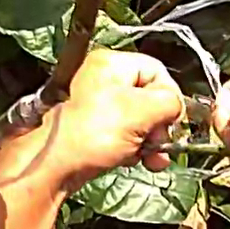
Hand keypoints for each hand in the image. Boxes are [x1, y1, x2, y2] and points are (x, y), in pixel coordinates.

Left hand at [0, 50, 183, 192]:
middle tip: (157, 141)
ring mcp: (95, 104)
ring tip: (148, 156)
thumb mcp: (141, 110)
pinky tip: (131, 158)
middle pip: (149, 96)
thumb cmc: (89, 133)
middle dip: (159, 124)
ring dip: (149, 140)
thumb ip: (169, 102)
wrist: (55, 165)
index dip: (168, 96)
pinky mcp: (92, 127)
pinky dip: (133, 147)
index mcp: (110, 63)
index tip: (170, 119)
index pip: (157, 71)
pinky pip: (124, 134)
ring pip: (139, 119)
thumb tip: (174, 108)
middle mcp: (101, 79)